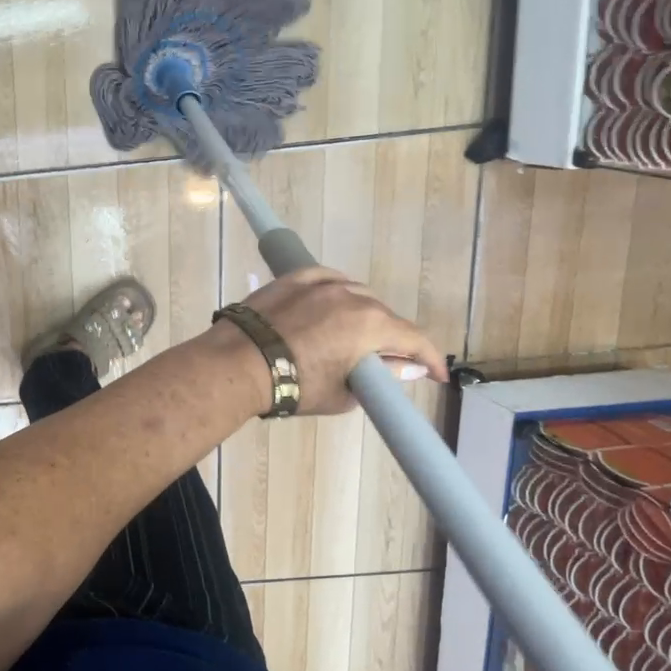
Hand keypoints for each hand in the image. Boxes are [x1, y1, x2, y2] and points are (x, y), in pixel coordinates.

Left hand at [218, 267, 449, 416]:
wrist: (236, 363)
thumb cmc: (293, 384)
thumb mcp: (345, 392)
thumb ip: (380, 377)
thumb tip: (407, 367)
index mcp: (371, 324)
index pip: (414, 340)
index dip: (429, 359)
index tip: (435, 374)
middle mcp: (350, 296)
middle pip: (383, 315)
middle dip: (390, 336)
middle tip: (385, 356)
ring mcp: (317, 284)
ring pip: (354, 293)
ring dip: (362, 311)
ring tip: (355, 332)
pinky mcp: (288, 280)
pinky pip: (323, 278)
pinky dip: (334, 289)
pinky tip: (332, 300)